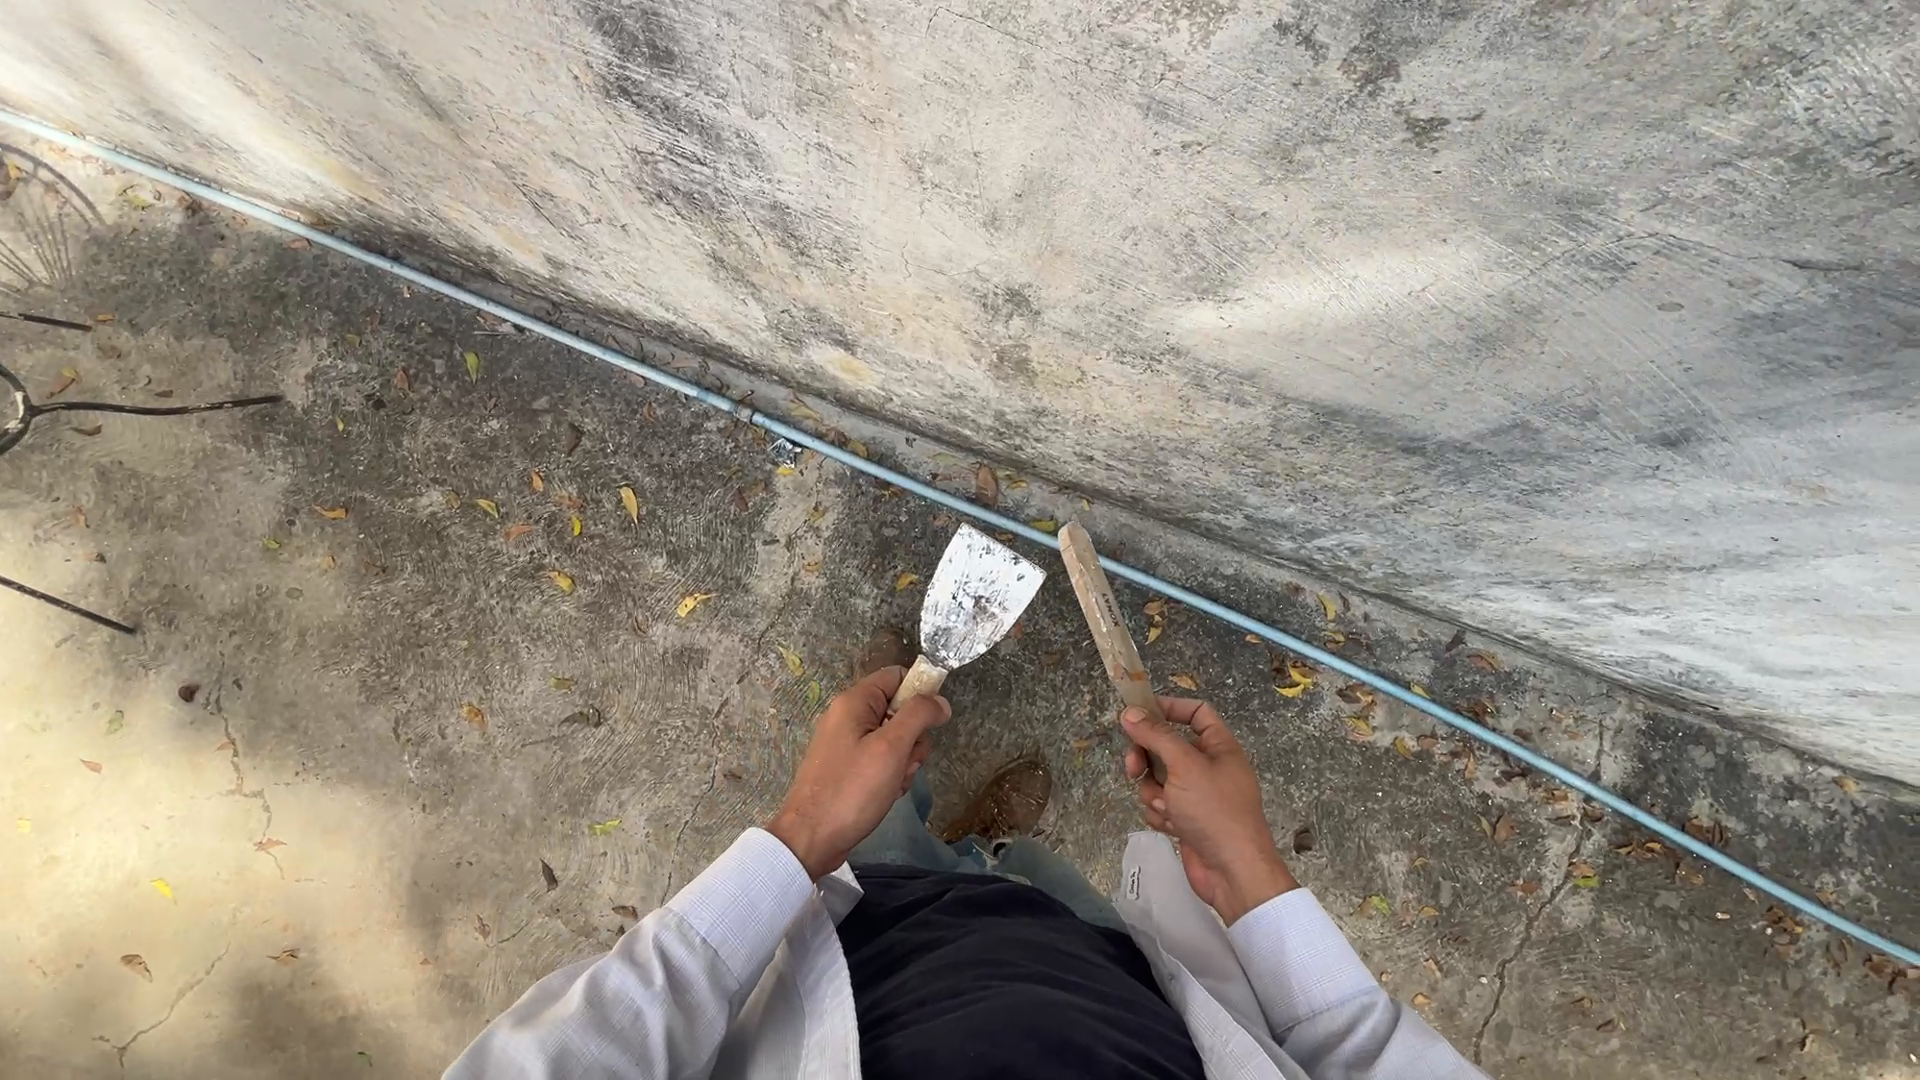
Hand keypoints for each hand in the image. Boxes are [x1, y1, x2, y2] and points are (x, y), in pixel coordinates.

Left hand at [767, 666, 950, 878]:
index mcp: (854, 701)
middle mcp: (847, 716)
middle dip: (913, 737)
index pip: (897, 676)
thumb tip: (940, 701)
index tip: (932, 722)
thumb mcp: (892, 748)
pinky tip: (886, 794)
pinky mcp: (846, 767)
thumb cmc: (851, 790)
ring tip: (893, 783)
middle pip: (899, 710)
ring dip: (904, 761)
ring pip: (894, 738)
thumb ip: (919, 716)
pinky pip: (880, 759)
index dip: (920, 693)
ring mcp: (846, 743)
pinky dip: (890, 775)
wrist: (810, 839)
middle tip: (905, 761)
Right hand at [1124, 698, 1297, 923]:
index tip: (1139, 712)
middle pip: (1167, 746)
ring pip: (1158, 777)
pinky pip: (1161, 803)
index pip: (1196, 713)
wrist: (1233, 873)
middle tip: (1132, 767)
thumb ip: (1156, 735)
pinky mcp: (1186, 819)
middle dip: (1146, 757)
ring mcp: (1197, 795)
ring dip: (1154, 791)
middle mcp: (1209, 767)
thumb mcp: (1184, 765)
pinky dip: (1160, 813)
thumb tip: (1130, 713)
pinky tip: (1171, 826)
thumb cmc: (1214, 810)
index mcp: (1219, 747)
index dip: (1169, 708)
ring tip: (1165, 807)